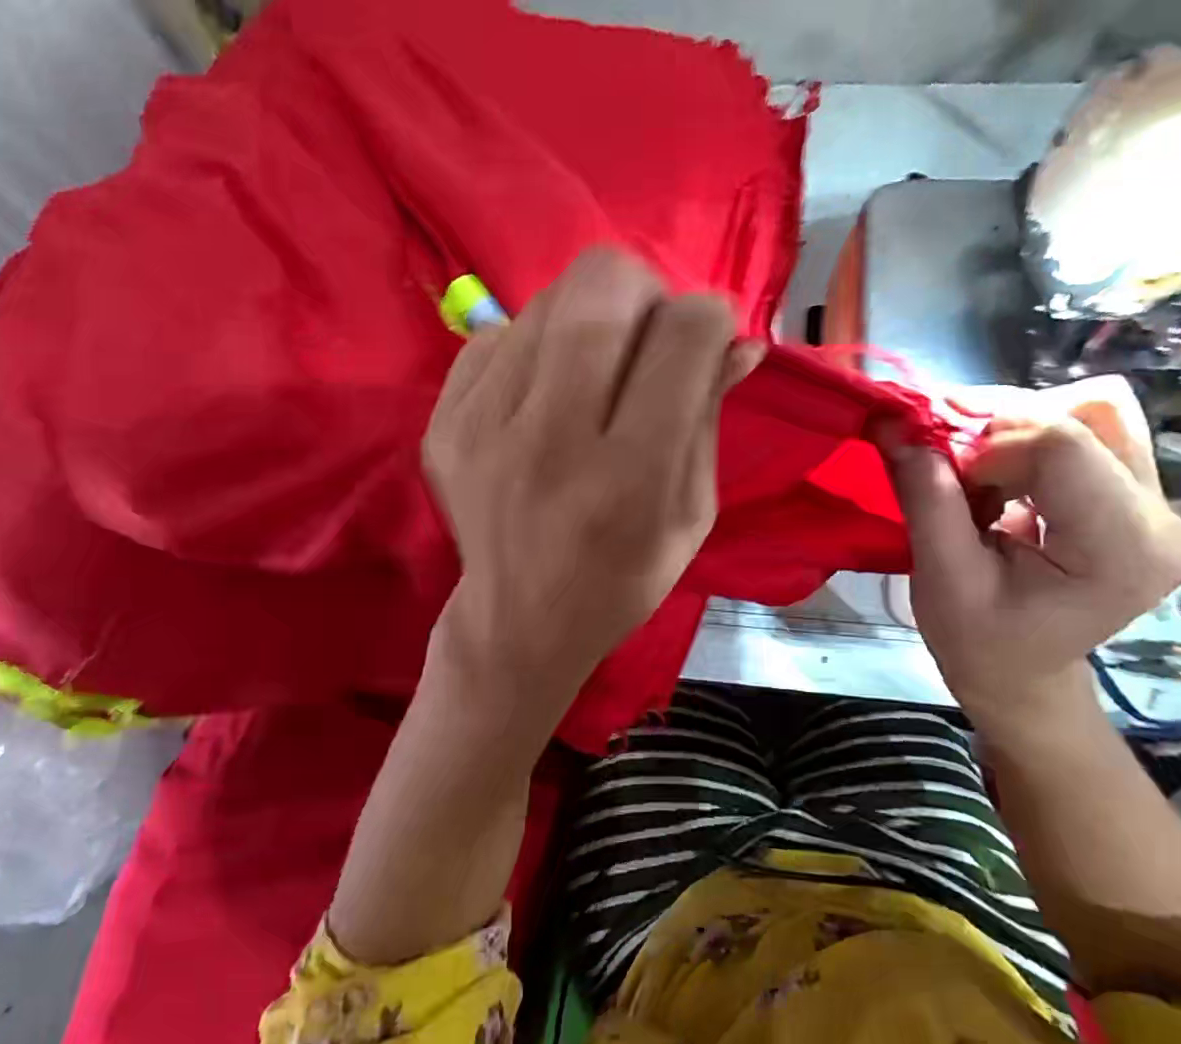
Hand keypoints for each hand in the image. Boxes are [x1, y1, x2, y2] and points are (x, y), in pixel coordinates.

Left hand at [423, 248, 762, 684]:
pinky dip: (536, 348)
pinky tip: (544, 397)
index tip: (707, 339)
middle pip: (604, 284)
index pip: (683, 335)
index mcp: (630, 478)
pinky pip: (501, 333)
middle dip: (646, 291)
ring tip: (595, 372)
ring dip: (591, 318)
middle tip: (649, 334)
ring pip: (551, 298)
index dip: (710, 318)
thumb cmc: (624, 577)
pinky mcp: (444, 421)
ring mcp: (483, 426)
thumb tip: (736, 339)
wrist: (519, 621)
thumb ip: (709, 418)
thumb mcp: (692, 514)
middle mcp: (551, 440)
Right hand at [882, 376, 1180, 722]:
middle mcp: (1159, 517)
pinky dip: (1032, 439)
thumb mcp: (943, 580)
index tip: (941, 470)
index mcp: (1121, 551)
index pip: (1063, 444)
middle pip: (1088, 414)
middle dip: (1003, 425)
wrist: (1022, 675)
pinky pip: (1090, 431)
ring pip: (1094, 411)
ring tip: (978, 472)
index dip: (989, 441)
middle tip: (950, 460)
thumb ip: (927, 499)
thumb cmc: (981, 643)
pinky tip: (1002, 478)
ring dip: (1019, 428)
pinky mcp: (1141, 494)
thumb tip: (895, 423)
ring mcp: (1158, 503)